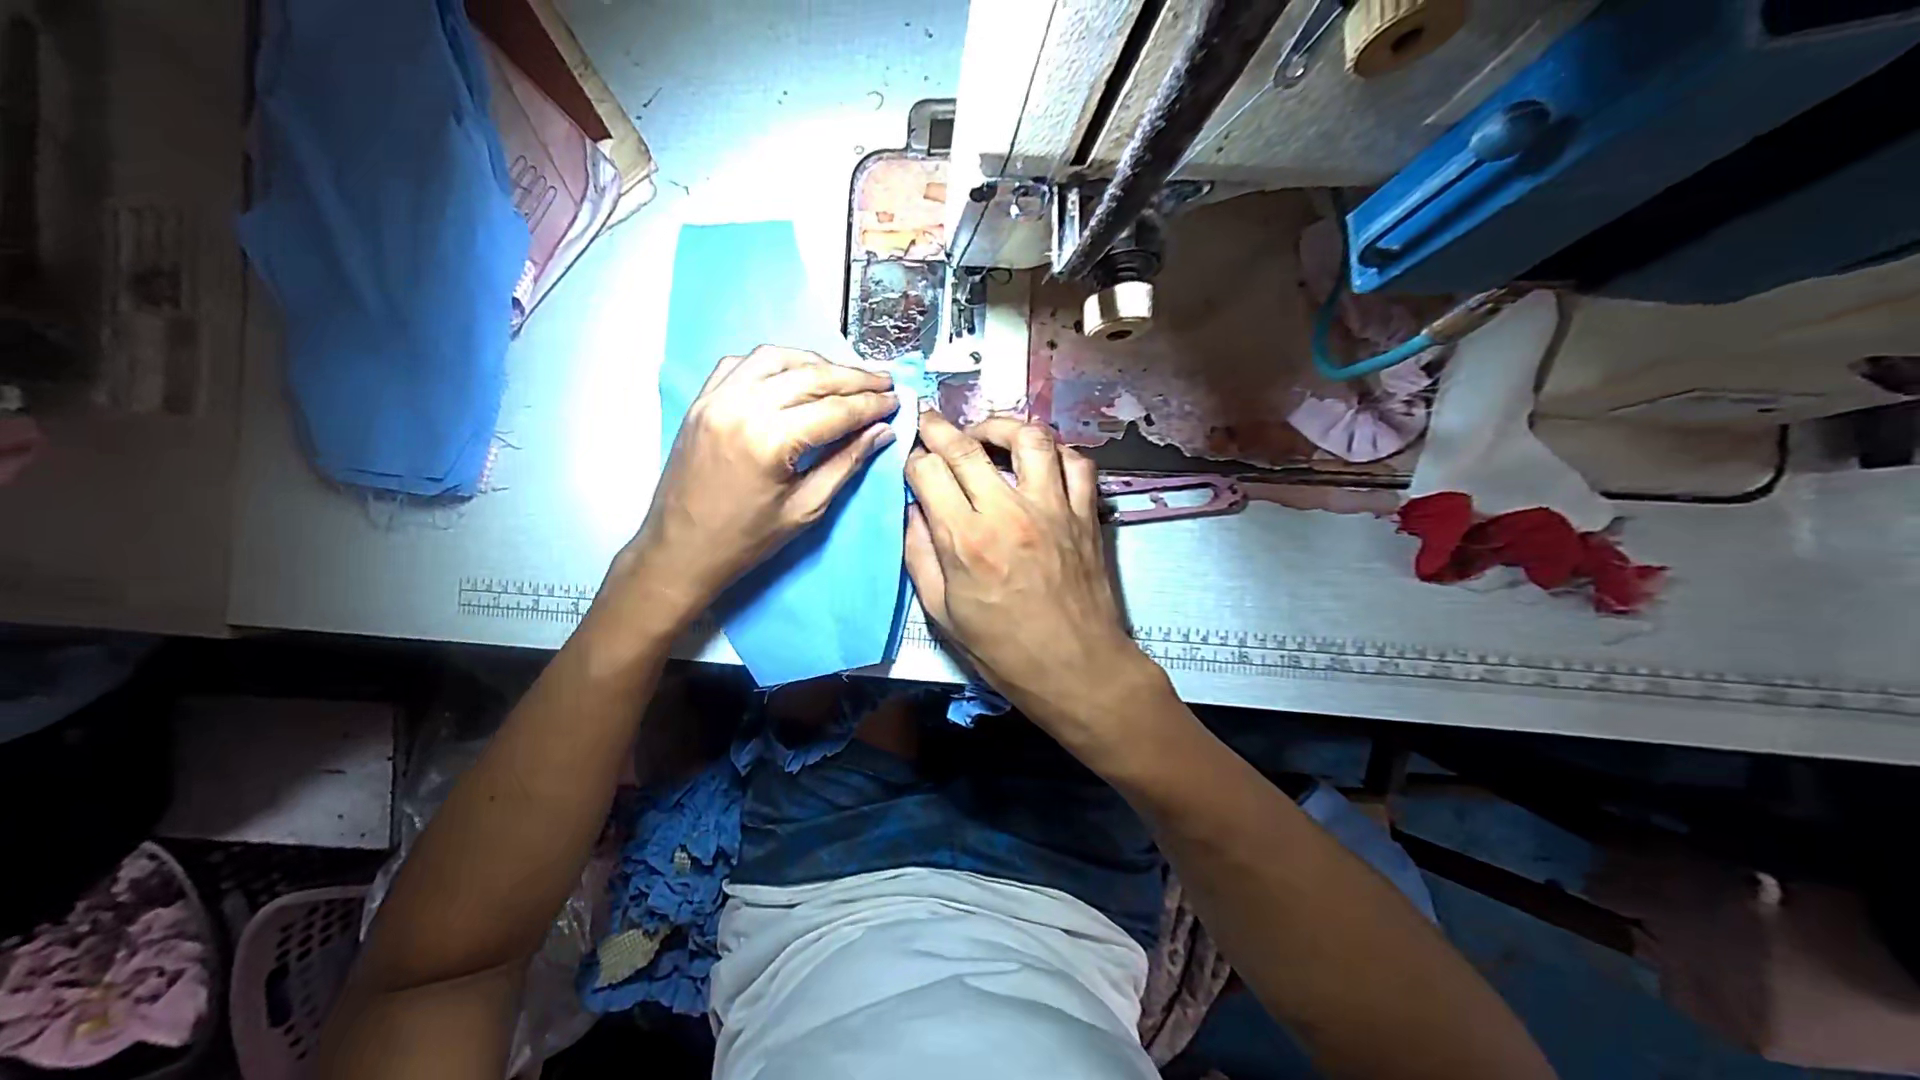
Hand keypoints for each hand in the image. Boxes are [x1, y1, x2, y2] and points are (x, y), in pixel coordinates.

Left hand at [620, 346, 897, 620]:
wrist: (679, 551)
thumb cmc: (746, 540)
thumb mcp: (805, 509)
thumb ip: (846, 463)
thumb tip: (882, 431)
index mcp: (769, 440)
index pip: (835, 410)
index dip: (871, 405)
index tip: (896, 401)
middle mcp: (742, 407)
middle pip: (811, 376)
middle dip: (853, 378)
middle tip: (883, 383)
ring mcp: (716, 398)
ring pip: (776, 358)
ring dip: (816, 362)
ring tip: (845, 376)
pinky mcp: (702, 400)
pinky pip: (742, 363)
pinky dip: (774, 363)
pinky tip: (794, 375)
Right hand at [904, 412, 1168, 760]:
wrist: (1077, 670)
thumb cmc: (1003, 651)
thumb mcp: (943, 613)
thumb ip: (920, 555)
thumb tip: (912, 511)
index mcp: (965, 541)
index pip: (929, 472)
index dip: (914, 460)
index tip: (912, 461)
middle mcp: (1009, 513)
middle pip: (967, 446)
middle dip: (940, 428)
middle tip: (930, 423)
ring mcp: (1053, 509)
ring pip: (1029, 438)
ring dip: (1001, 427)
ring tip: (987, 435)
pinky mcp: (1086, 514)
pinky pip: (1077, 462)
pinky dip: (1057, 451)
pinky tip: (1040, 460)